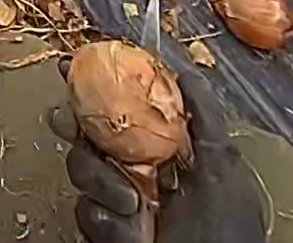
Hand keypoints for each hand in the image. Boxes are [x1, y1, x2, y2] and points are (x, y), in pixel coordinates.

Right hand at [56, 64, 266, 242]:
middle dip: (72, 121)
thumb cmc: (227, 230)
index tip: (66, 66)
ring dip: (99, 179)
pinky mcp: (105, 229)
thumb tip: (182, 69)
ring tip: (131, 202)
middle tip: (69, 122)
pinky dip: (105, 219)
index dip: (90, 80)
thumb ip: (203, 115)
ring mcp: (115, 197)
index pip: (117, 100)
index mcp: (155, 141)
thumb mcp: (222, 166)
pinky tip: (130, 229)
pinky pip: (85, 211)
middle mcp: (130, 164)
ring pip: (79, 165)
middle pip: (84, 127)